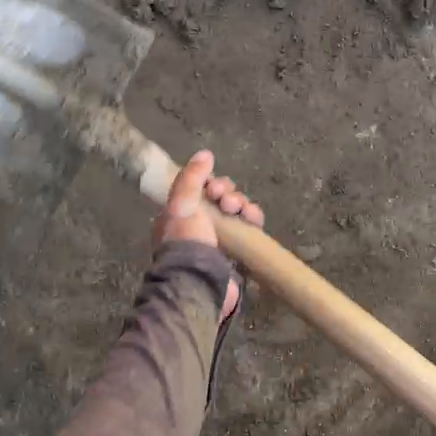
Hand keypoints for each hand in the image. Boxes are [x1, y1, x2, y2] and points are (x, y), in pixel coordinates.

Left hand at [154, 150, 263, 318]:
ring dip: (242, 205)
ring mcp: (220, 241)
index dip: (212, 184)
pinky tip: (253, 219)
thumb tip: (206, 153)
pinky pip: (250, 228)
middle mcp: (200, 227)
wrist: (198, 282)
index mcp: (182, 217)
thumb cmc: (185, 242)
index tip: (214, 188)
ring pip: (238, 211)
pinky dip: (253, 220)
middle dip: (229, 195)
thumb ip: (192, 177)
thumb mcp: (181, 204)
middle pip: (222, 199)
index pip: (201, 191)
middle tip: (228, 202)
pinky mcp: (238, 252)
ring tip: (241, 211)